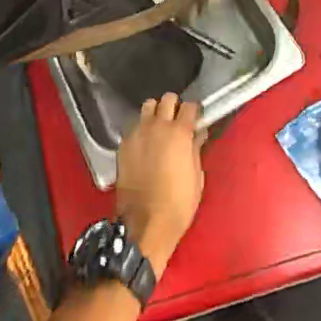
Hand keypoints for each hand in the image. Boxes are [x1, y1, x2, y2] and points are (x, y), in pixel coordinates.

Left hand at [114, 93, 205, 270]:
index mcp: (179, 132)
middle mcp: (157, 126)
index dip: (194, 111)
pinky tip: (146, 142)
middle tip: (178, 120)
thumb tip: (196, 135)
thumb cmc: (179, 202)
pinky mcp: (124, 144)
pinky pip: (135, 126)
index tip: (196, 119)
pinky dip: (142, 128)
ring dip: (156, 112)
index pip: (189, 106)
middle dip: (174, 106)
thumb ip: (195, 149)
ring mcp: (137, 133)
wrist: (146, 221)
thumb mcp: (197, 175)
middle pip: (166, 99)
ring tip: (160, 126)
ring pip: (147, 107)